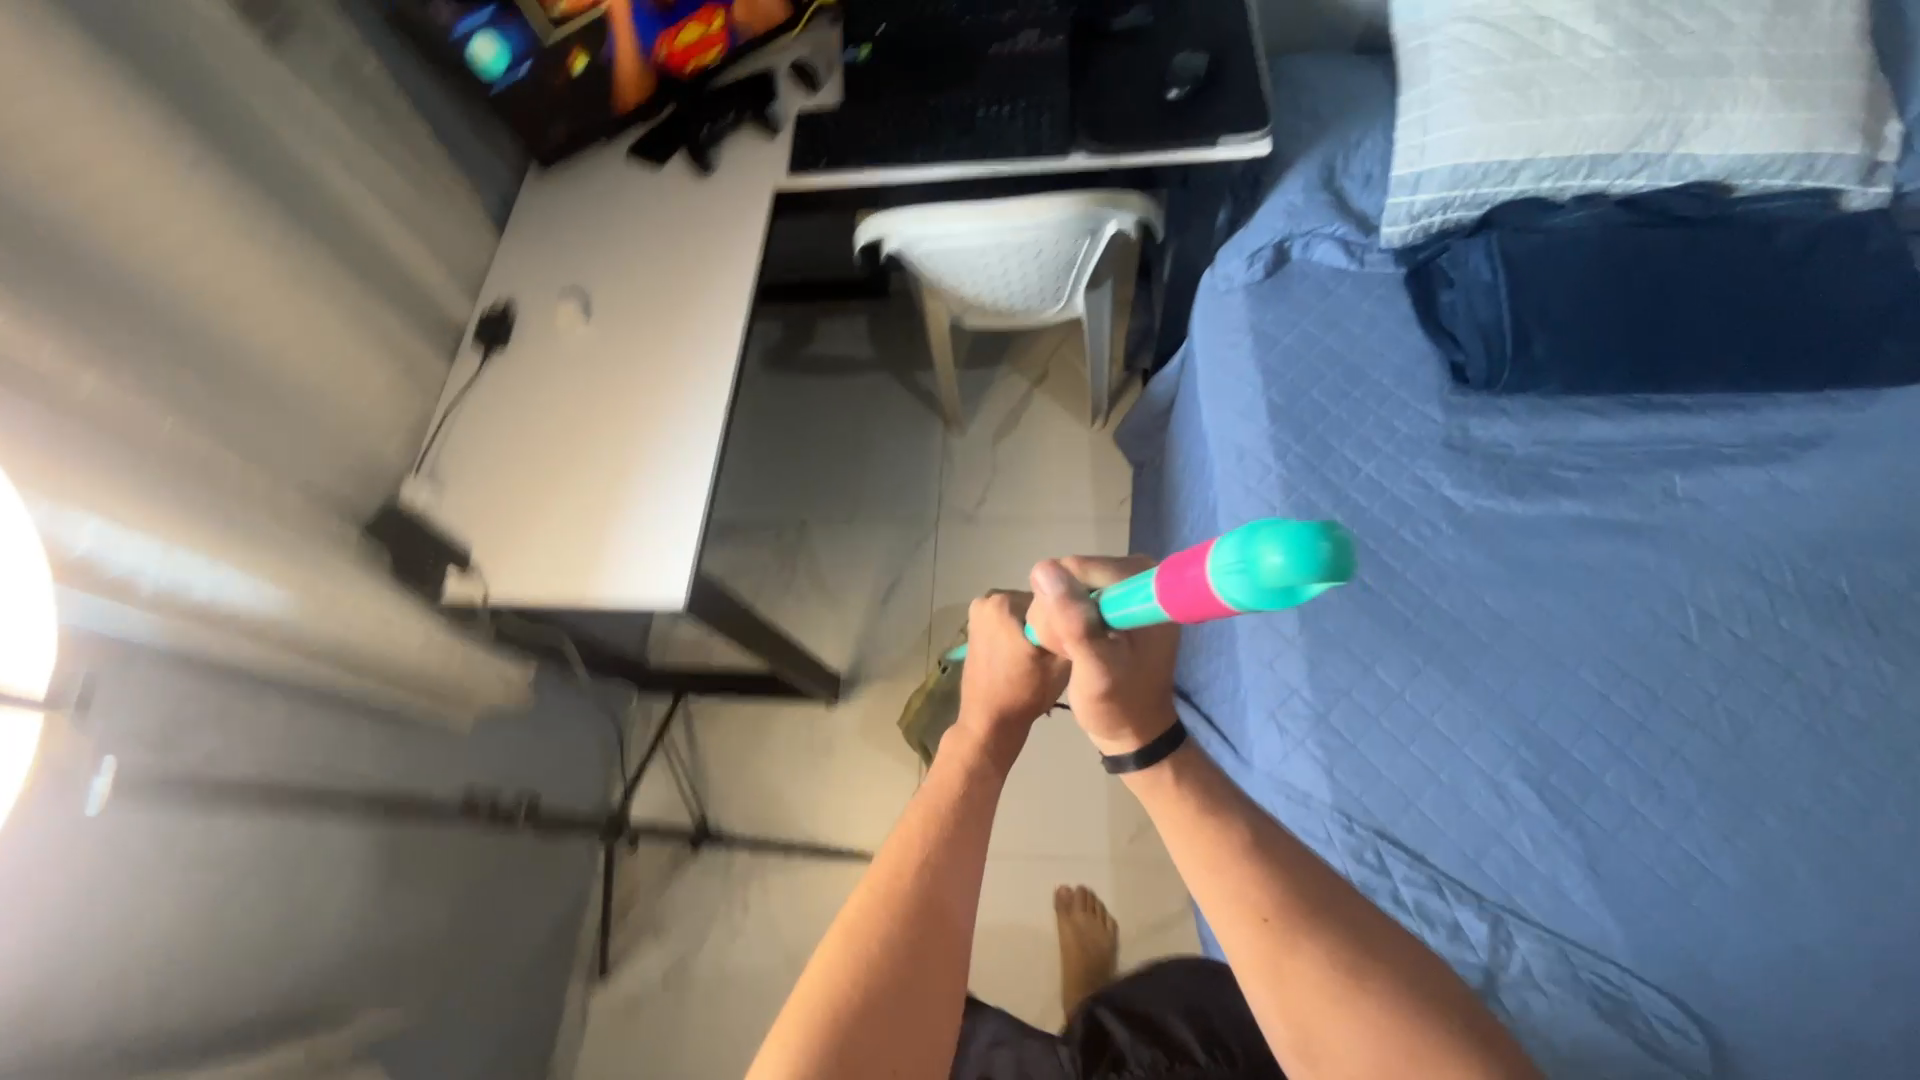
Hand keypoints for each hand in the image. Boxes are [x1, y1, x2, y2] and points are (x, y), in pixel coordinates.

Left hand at [954, 591, 1070, 766]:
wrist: (989, 721)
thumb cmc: (1025, 691)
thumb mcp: (1061, 661)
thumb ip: (1074, 627)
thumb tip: (1086, 605)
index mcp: (1004, 601)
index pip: (1049, 598)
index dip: (1063, 618)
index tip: (1069, 639)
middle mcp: (986, 601)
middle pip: (1033, 605)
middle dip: (1046, 624)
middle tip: (1055, 653)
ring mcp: (976, 615)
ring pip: (1022, 615)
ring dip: (1032, 631)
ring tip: (1040, 658)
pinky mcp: (974, 630)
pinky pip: (1007, 624)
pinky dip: (1017, 636)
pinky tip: (1024, 658)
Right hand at [1026, 556, 1180, 756]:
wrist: (1135, 727)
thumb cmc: (1120, 704)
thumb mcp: (1097, 670)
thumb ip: (1075, 622)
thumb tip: (1043, 570)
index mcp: (1144, 582)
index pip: (1077, 569)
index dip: (1061, 605)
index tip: (1070, 645)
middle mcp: (1136, 571)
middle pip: (1067, 573)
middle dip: (1058, 614)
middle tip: (1072, 653)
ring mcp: (1122, 581)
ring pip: (1060, 583)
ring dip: (1056, 621)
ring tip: (1074, 654)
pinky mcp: (1109, 593)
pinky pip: (1065, 593)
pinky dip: (1060, 620)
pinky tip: (1074, 646)